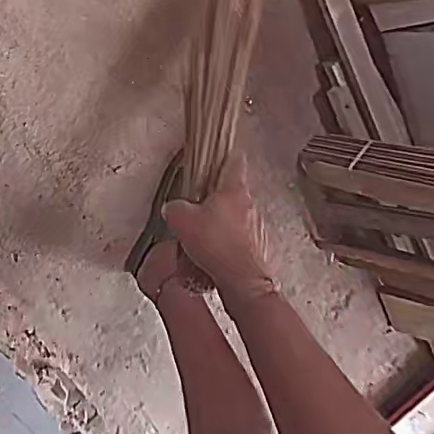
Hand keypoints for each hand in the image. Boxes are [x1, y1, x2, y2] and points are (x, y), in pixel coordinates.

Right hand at [162, 154, 275, 300]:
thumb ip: (175, 208)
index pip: (234, 164)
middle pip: (233, 195)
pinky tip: (215, 256)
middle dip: (217, 201)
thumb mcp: (182, 220)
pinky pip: (242, 241)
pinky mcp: (260, 249)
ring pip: (238, 219)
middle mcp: (250, 207)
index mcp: (234, 192)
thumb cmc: (217, 246)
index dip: (228, 157)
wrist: (242, 280)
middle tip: (200, 209)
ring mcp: (258, 228)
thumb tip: (173, 208)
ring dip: (224, 225)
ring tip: (205, 240)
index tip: (227, 153)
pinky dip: (230, 246)